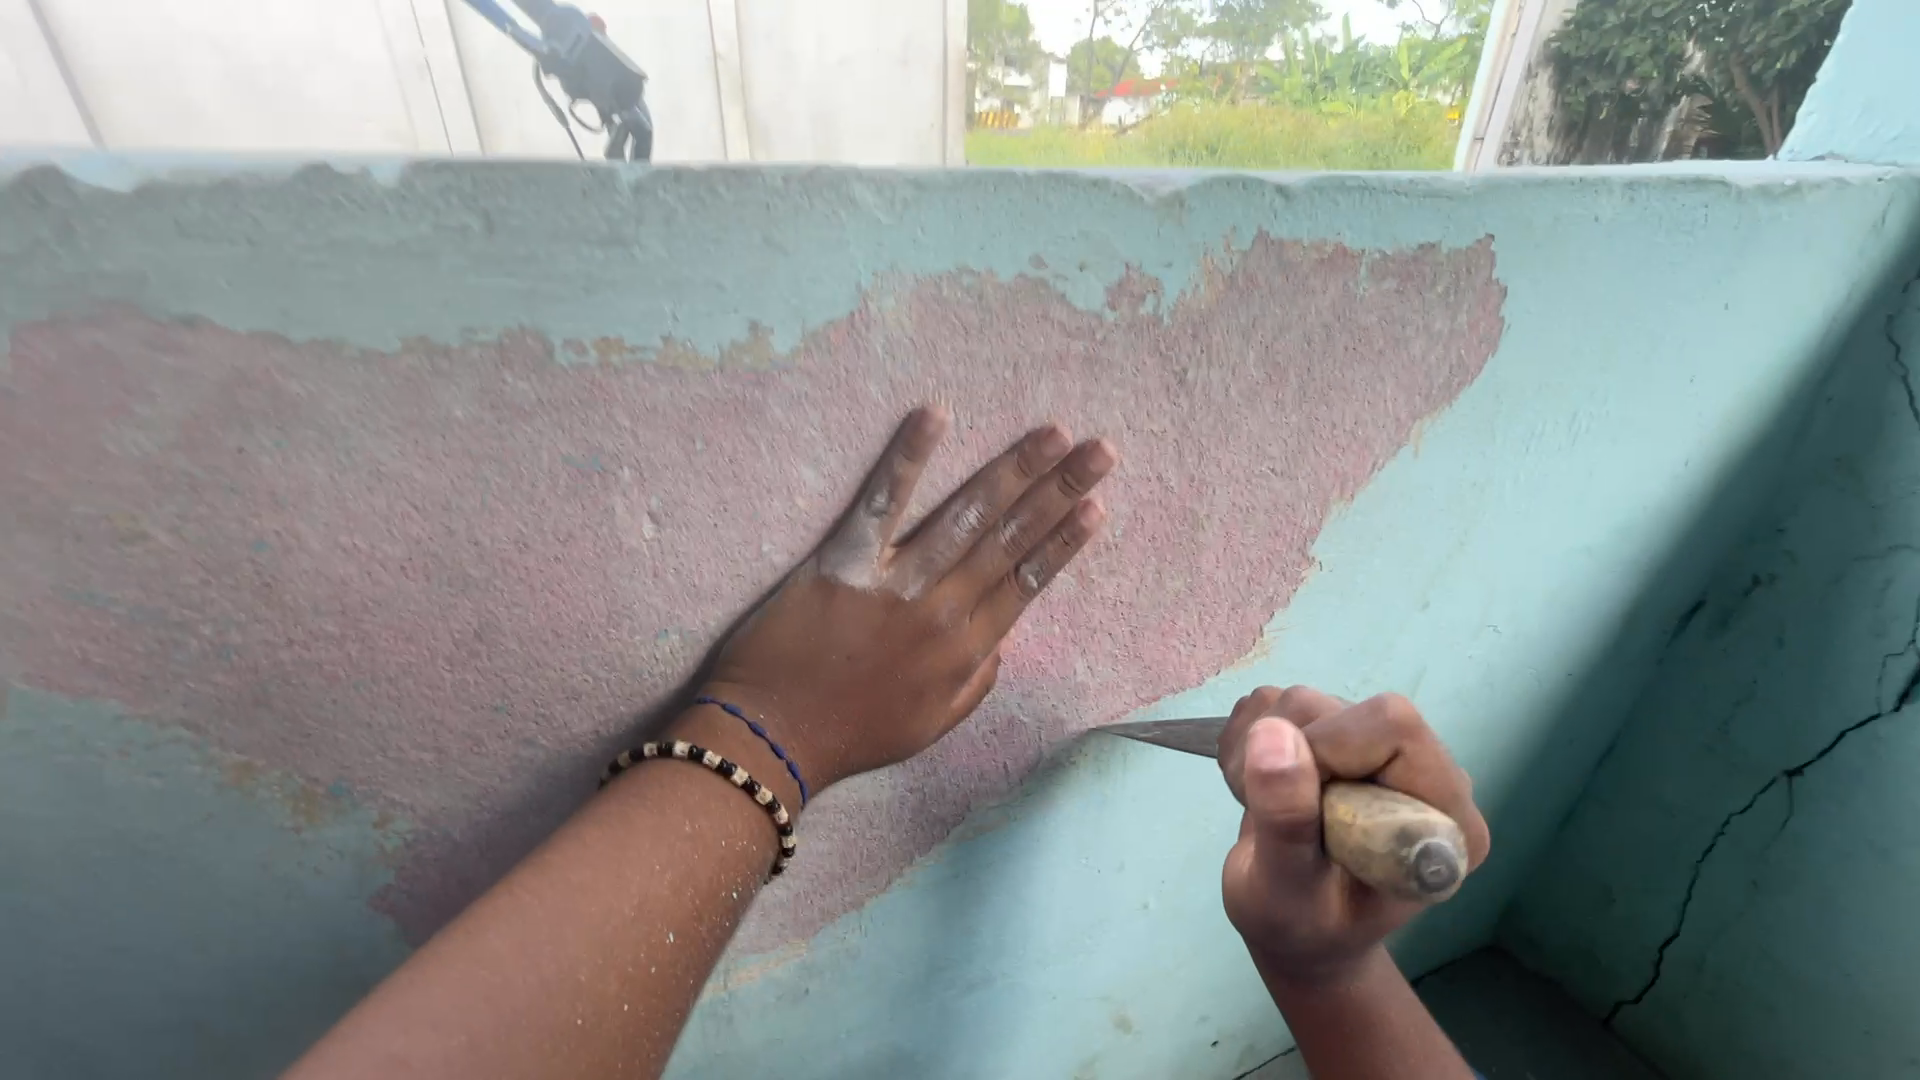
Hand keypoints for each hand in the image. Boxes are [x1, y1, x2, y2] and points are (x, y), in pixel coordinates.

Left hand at [692, 406, 1116, 793]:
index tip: (1097, 504)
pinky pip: (883, 501)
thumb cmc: (850, 734)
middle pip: (1012, 538)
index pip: (1029, 581)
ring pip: (967, 515)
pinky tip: (936, 415)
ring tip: (1052, 434)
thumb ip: (975, 683)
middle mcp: (943, 609)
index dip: (1065, 540)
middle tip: (1099, 449)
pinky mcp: (845, 561)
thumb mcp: (930, 727)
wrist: (772, 738)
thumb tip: (1001, 641)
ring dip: (1014, 470)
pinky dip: (909, 457)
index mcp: (966, 649)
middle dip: (1061, 490)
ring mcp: (897, 582)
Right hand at [1218, 687, 1490, 991]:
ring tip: (1260, 805)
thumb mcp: (1287, 892)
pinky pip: (1273, 703)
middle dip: (1282, 752)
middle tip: (1265, 811)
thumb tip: (1272, 732)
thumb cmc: (1301, 926)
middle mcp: (1419, 770)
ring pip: (1298, 701)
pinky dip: (1246, 738)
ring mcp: (1373, 748)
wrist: (1295, 927)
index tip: (1297, 799)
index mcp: (1443, 814)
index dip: (1330, 746)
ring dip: (1254, 747)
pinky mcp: (1334, 733)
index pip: (1393, 726)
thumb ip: (1286, 820)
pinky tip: (1258, 784)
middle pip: (1336, 708)